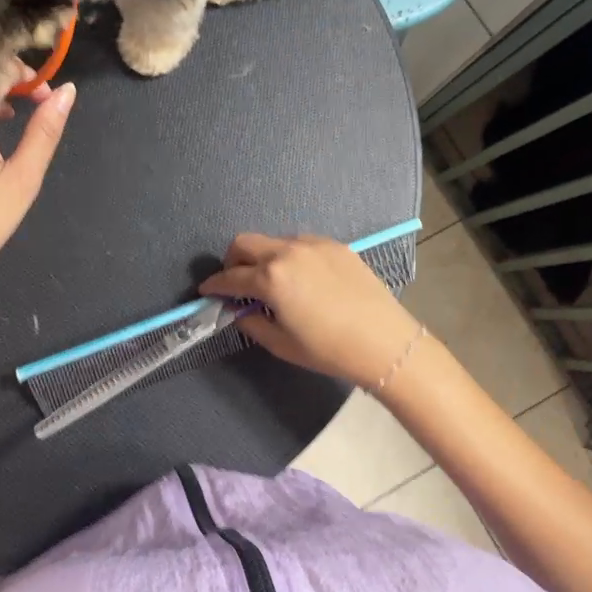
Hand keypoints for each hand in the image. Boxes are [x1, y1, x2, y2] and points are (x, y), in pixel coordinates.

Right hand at [198, 233, 423, 388]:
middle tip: (237, 282)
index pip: (230, 277)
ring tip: (274, 282)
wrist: (385, 342)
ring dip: (263, 257)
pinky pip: (300, 244)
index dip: (214, 285)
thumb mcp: (282, 344)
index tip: (207, 291)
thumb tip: (239, 310)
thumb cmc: (329, 350)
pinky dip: (290, 257)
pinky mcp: (334, 245)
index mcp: (270, 278)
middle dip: (233, 261)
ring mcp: (312, 244)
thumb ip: (252, 322)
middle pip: (244, 243)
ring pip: (273, 241)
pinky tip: (303, 279)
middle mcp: (287, 252)